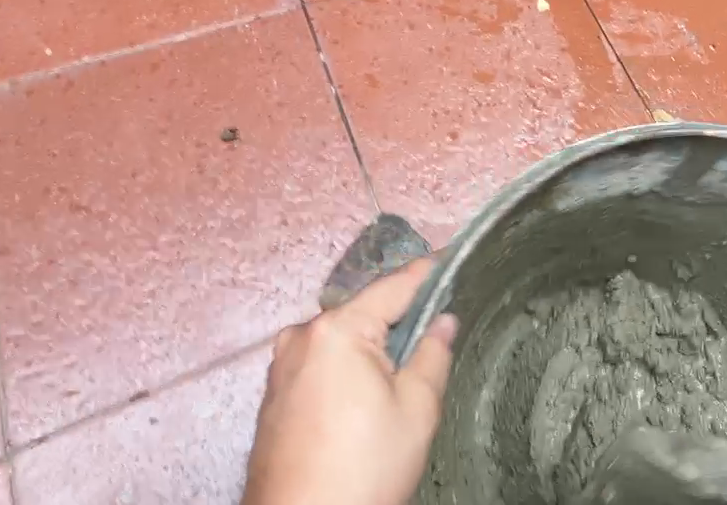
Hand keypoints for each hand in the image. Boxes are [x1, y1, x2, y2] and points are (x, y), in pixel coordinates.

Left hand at [242, 259, 458, 504]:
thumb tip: (444, 319)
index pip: (394, 287)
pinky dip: (347, 368)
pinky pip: (322, 363)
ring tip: (404, 370)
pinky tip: (366, 396)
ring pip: (343, 339)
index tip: (452, 255)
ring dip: (372, 347)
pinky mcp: (274, 393)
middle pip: (365, 313)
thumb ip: (433, 353)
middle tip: (437, 329)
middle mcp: (302, 335)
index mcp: (337, 329)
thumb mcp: (416, 411)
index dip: (428, 271)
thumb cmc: (364, 470)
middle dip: (399, 320)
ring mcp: (282, 364)